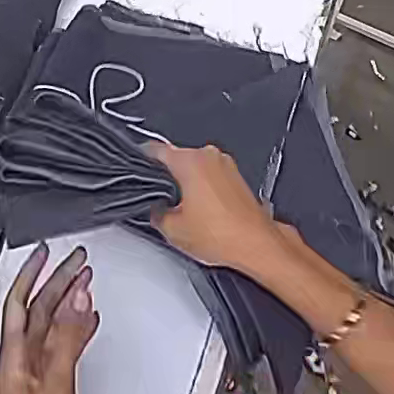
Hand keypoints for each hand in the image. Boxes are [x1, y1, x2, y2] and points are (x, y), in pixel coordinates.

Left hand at [0, 243, 98, 393]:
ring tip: (86, 280)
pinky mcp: (49, 389)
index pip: (19, 302)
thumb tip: (77, 297)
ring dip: (69, 302)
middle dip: (58, 281)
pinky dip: (77, 329)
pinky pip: (62, 346)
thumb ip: (66, 338)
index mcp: (13, 359)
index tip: (44, 250)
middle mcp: (21, 363)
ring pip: (51, 326)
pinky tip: (88, 322)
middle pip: (38, 311)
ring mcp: (35, 376)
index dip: (30, 273)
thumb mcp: (55, 384)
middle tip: (77, 260)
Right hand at [142, 142, 285, 278]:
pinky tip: (204, 210)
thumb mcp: (173, 229)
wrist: (256, 244)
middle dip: (168, 176)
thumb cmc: (223, 234)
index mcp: (189, 161)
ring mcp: (224, 164)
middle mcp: (208, 156)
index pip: (156, 150)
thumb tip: (155, 210)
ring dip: (188, 181)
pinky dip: (205, 186)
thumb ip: (156, 213)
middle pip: (177, 158)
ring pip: (196, 166)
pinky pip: (211, 174)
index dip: (142, 158)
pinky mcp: (236, 175)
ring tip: (187, 209)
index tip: (137, 164)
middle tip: (162, 198)